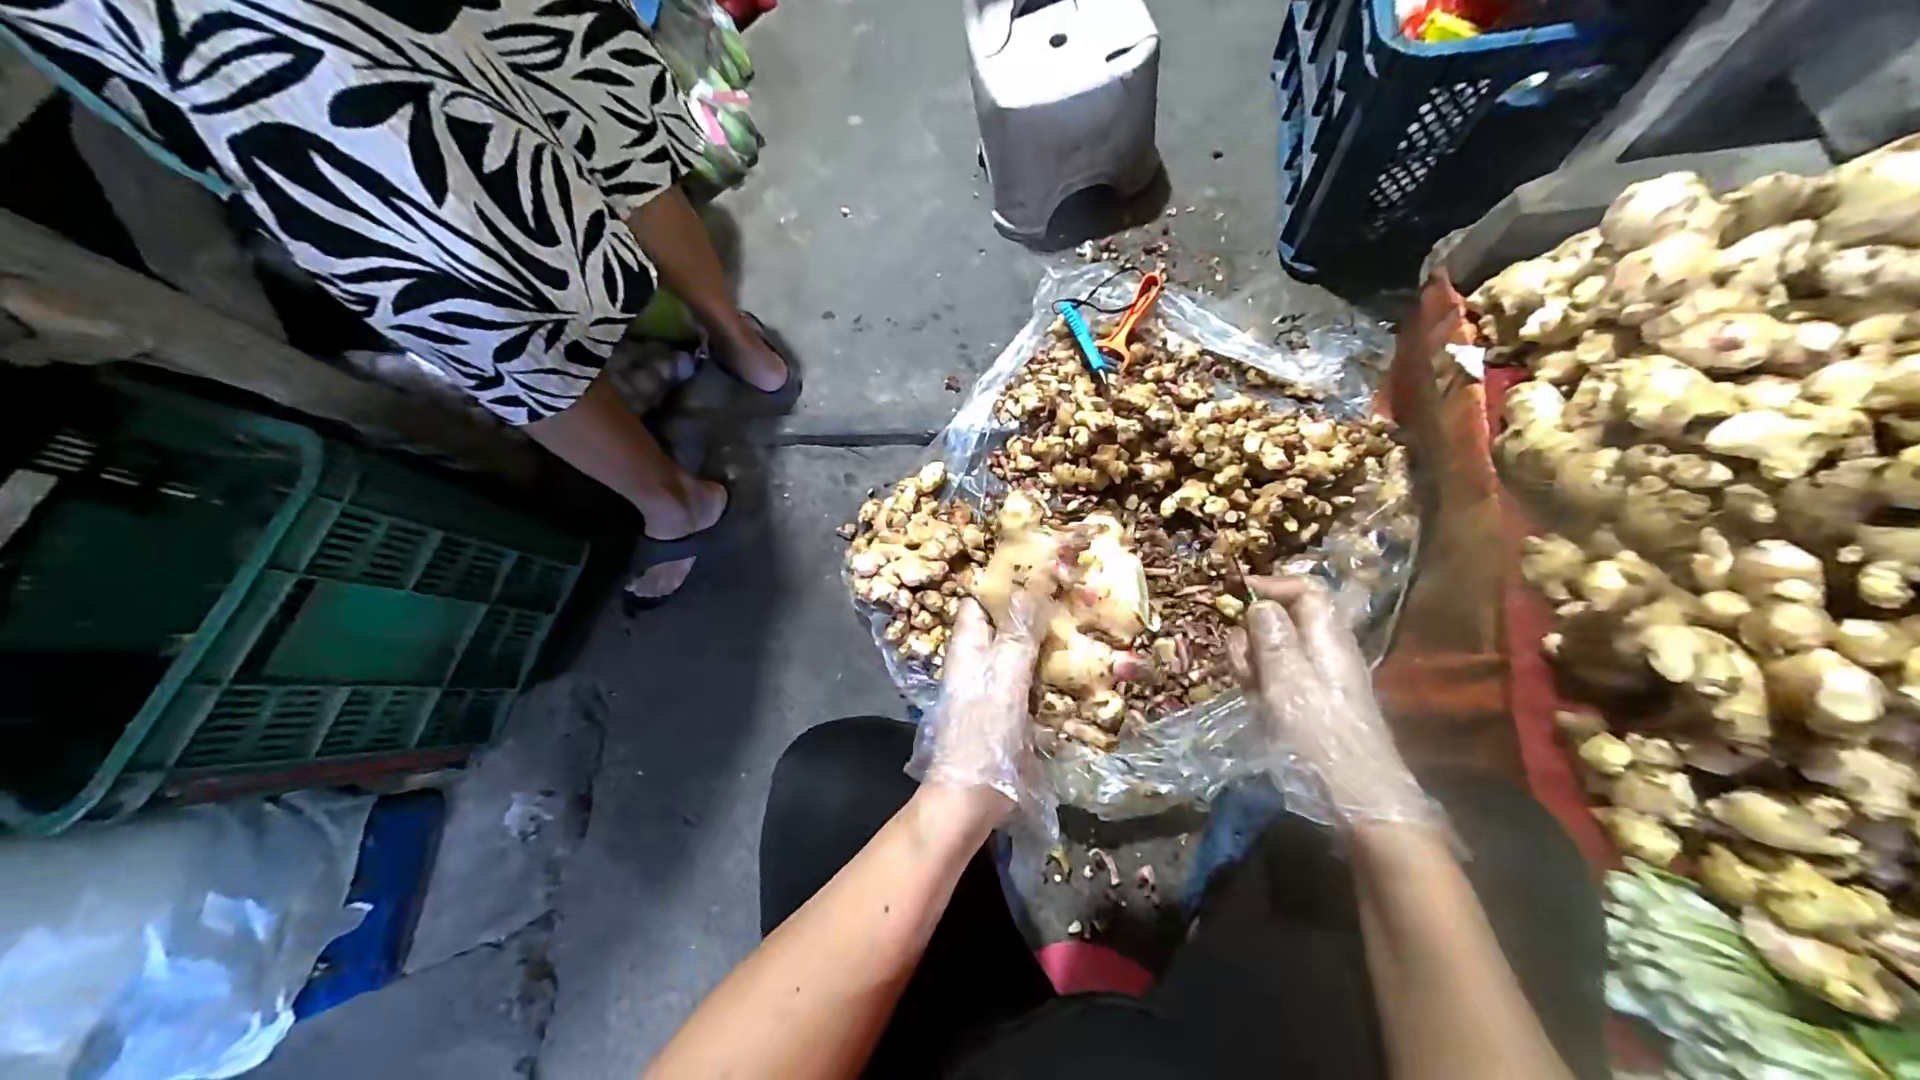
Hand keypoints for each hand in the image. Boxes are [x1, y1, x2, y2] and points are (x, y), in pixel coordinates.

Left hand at [911, 570, 1055, 823]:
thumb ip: (1018, 636)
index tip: (1040, 569)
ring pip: (1019, 651)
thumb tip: (1030, 588)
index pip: (980, 602)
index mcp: (967, 649)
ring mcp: (992, 687)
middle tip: (1072, 594)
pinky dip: (1048, 668)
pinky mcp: (1007, 710)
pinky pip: (1029, 679)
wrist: (972, 798)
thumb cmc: (983, 734)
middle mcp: (977, 663)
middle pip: (1003, 625)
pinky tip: (1075, 665)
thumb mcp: (1004, 679)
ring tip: (1080, 621)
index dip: (1004, 584)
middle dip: (1033, 610)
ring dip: (1044, 639)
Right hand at [1229, 576, 1437, 827]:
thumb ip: (1272, 639)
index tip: (1237, 594)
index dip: (1274, 584)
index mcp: (1328, 639)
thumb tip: (1260, 603)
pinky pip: (1276, 677)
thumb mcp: (1287, 683)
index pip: (1307, 590)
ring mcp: (1317, 678)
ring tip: (1249, 688)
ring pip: (1274, 649)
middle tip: (1242, 658)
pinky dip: (1260, 682)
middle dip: (1253, 631)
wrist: (1355, 799)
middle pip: (1283, 619)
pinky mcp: (1309, 702)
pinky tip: (1257, 704)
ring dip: (1252, 659)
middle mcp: (1325, 651)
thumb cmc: (1320, 738)